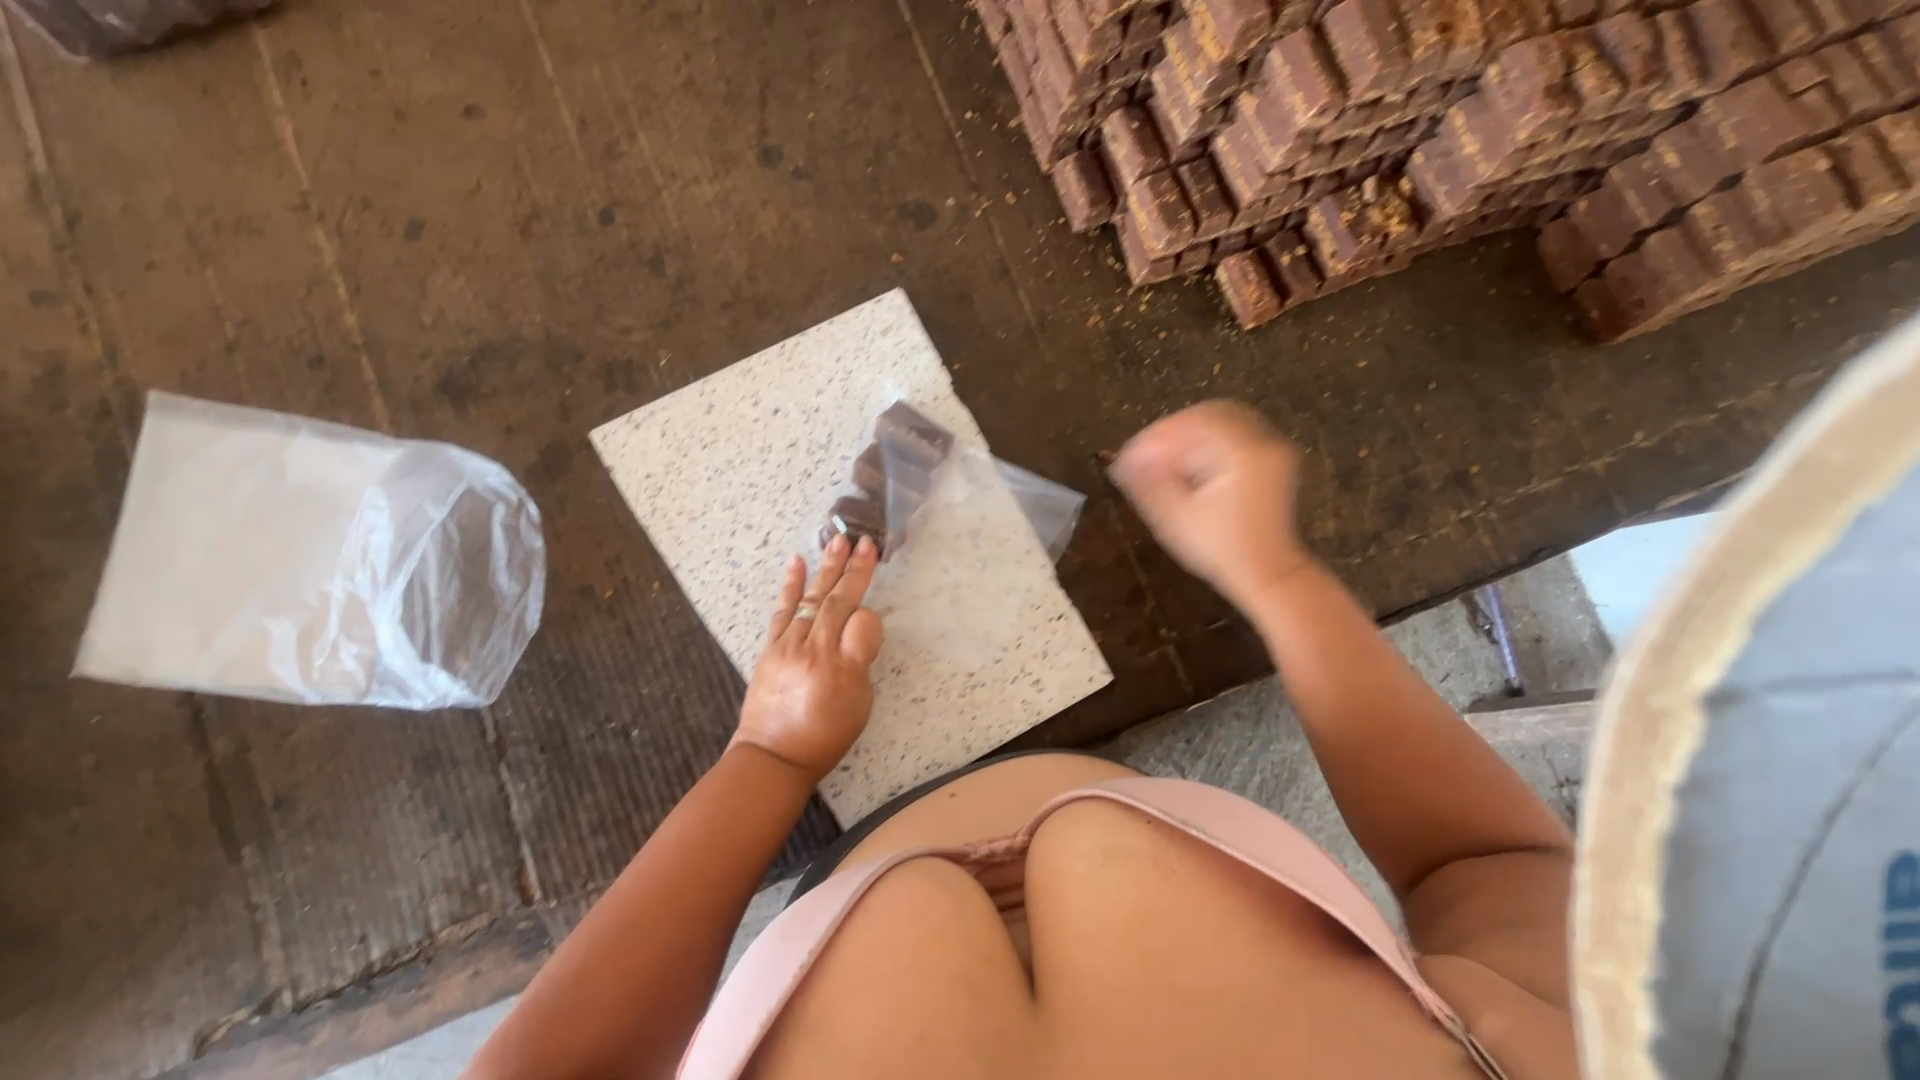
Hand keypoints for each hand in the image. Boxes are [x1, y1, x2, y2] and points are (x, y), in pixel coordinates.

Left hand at [732, 534, 884, 783]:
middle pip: (840, 601)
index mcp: (845, 669)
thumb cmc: (824, 736)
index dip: (872, 622)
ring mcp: (790, 645)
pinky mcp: (772, 647)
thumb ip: (861, 664)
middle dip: (856, 571)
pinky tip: (798, 562)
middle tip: (867, 543)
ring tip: (840, 541)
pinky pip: (784, 610)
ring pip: (813, 599)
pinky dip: (792, 585)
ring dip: (828, 568)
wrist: (773, 755)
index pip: (866, 624)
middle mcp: (816, 651)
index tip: (872, 627)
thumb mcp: (860, 706)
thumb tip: (856, 636)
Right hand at [1110, 400, 1311, 608]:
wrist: (1268, 576)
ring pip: (1223, 425)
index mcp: (1244, 452)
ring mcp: (1271, 452)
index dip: (1158, 434)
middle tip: (1145, 455)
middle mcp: (1263, 443)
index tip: (1132, 456)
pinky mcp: (1270, 464)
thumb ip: (1149, 482)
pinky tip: (1187, 469)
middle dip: (1173, 431)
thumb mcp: (1176, 518)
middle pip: (1211, 415)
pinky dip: (1207, 446)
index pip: (1195, 421)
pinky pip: (1234, 439)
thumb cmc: (1222, 550)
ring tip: (1163, 463)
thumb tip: (1124, 460)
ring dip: (1189, 438)